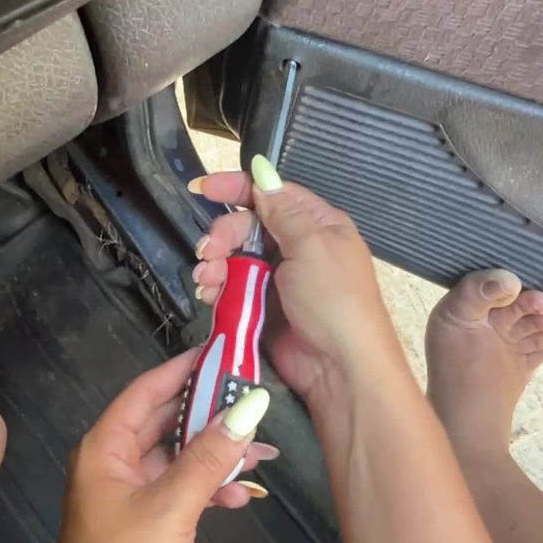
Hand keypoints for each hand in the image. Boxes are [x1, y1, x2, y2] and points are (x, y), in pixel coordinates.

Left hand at [50, 351, 274, 542]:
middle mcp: (113, 464)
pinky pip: (182, 490)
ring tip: (264, 453)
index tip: (221, 353)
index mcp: (104, 449)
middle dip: (209, 414)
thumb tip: (250, 407)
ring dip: (217, 455)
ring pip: (179, 457)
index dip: (182, 369)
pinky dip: (210, 488)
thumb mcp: (172, 507)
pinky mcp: (147, 523)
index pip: (145, 391)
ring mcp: (130, 495)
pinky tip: (242, 495)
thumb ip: (210, 455)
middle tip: (253, 399)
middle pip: (165, 422)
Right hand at [191, 157, 409, 408]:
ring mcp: (278, 280)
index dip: (237, 188)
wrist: (340, 368)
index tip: (202, 188)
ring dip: (214, 264)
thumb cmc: (334, 300)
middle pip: (247, 226)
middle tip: (208, 251)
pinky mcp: (262, 309)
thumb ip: (282, 211)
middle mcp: (297, 247)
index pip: (272, 194)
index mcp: (317, 225)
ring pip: (234, 258)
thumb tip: (263, 174)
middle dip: (223, 234)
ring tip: (206, 279)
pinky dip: (217, 289)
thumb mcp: (311, 246)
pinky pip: (232, 289)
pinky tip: (210, 296)